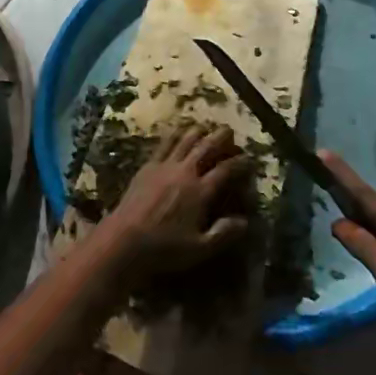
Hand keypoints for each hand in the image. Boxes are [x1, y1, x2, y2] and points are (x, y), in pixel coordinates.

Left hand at [98, 123, 251, 276]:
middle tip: (228, 130)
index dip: (239, 163)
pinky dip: (173, 135)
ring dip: (196, 132)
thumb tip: (245, 222)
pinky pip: (163, 144)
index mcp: (200, 192)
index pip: (225, 171)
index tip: (249, 158)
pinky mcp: (147, 166)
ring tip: (204, 126)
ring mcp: (164, 166)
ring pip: (184, 141)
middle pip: (205, 148)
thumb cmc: (164, 247)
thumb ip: (224, 234)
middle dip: (219, 137)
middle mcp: (184, 173)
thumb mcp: (200, 248)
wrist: (125, 238)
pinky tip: (176, 132)